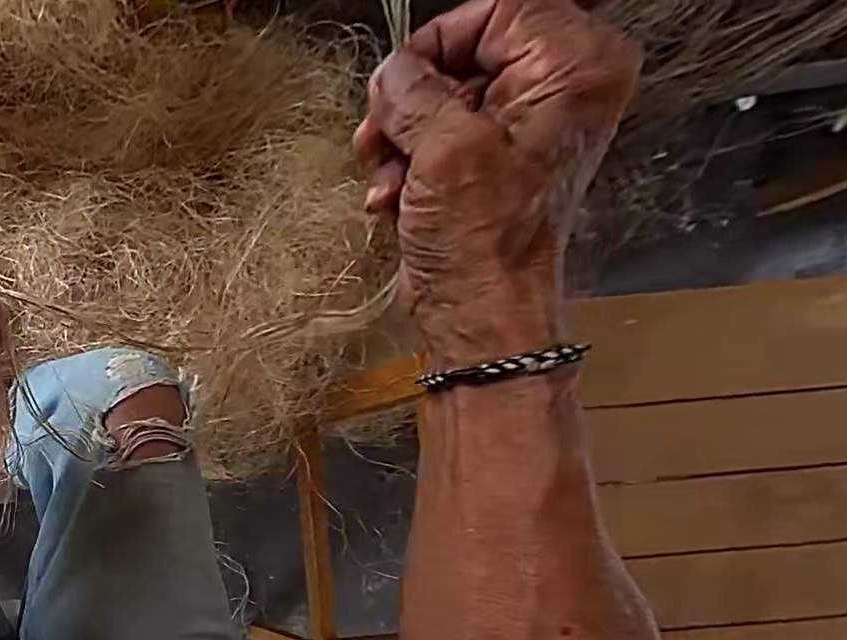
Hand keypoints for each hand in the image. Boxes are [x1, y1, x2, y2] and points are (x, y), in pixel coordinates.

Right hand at [353, 0, 639, 365]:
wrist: (475, 305)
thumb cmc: (480, 236)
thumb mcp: (446, 153)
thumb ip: (417, 99)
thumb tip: (390, 71)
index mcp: (571, 68)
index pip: (502, 12)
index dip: (437, 43)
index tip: (391, 82)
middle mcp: (550, 93)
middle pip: (462, 63)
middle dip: (406, 106)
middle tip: (373, 139)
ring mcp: (512, 135)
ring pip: (435, 110)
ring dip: (394, 146)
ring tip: (382, 180)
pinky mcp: (478, 171)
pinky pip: (429, 149)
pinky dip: (400, 172)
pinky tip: (389, 199)